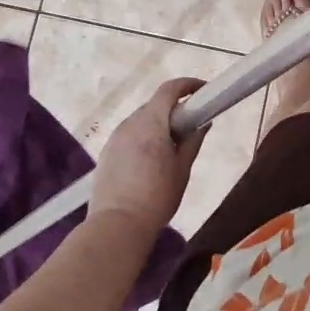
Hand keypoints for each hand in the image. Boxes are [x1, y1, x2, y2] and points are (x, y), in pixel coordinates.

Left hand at [90, 77, 207, 233]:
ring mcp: (115, 137)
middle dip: (173, 110)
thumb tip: (203, 122)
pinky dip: (142, 139)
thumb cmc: (157, 196)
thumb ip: (193, 140)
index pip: (169, 89)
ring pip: (141, 121)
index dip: (188, 85)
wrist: (117, 225)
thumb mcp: (182, 169)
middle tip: (189, 127)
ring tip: (169, 149)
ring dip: (157, 125)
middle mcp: (130, 123)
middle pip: (155, 105)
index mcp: (151, 121)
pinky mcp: (106, 153)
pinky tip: (148, 163)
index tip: (203, 90)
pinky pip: (129, 136)